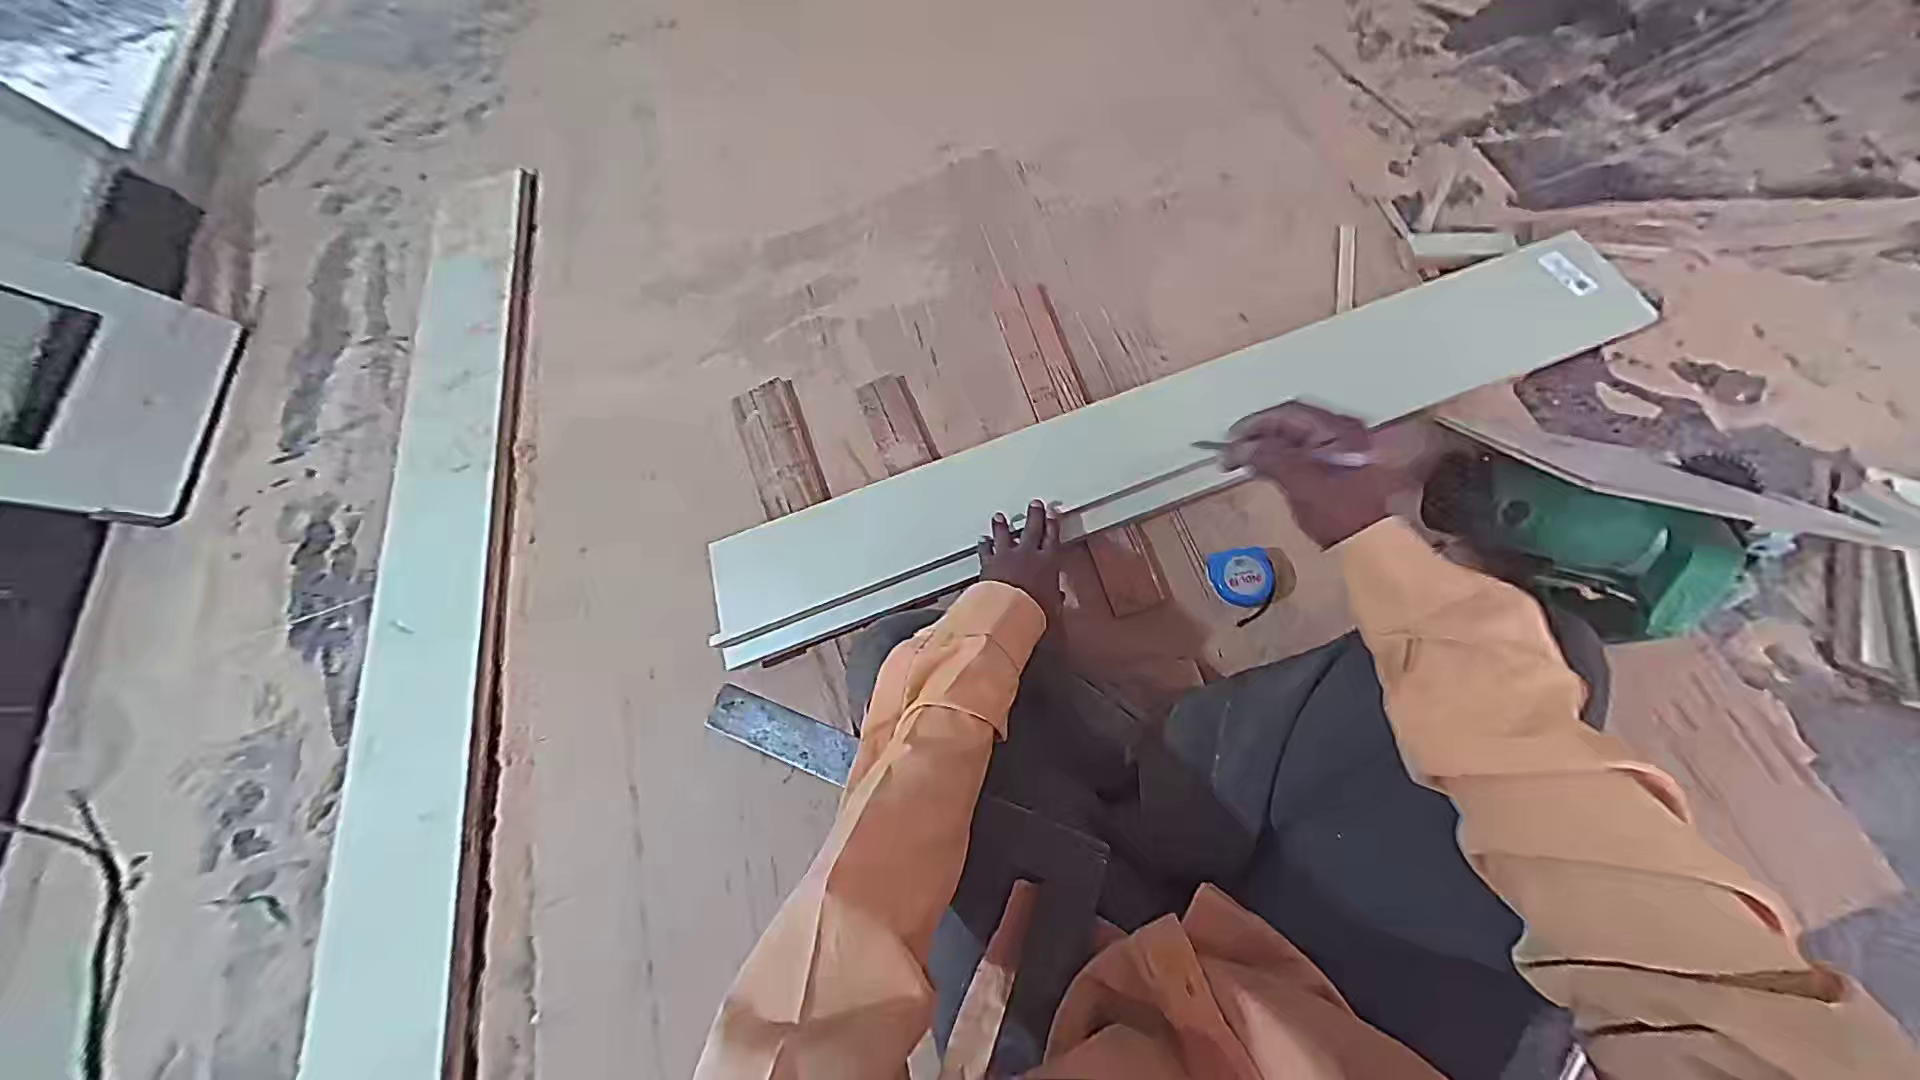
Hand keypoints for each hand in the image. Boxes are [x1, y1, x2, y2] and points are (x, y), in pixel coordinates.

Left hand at [977, 500, 1064, 623]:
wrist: (1008, 612)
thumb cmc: (1034, 611)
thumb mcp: (1053, 607)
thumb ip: (1055, 599)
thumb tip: (1058, 598)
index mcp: (1048, 562)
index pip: (1052, 538)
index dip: (1053, 524)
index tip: (1052, 513)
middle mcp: (1027, 554)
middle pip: (1032, 529)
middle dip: (1034, 515)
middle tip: (1034, 504)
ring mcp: (1006, 556)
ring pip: (1004, 535)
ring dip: (1003, 525)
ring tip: (1000, 516)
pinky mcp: (989, 564)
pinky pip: (986, 550)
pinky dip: (984, 544)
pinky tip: (982, 539)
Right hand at [1221, 402, 1395, 547]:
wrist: (1365, 543)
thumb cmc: (1343, 514)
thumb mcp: (1301, 481)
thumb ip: (1269, 458)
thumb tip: (1242, 447)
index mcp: (1340, 430)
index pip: (1289, 414)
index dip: (1255, 424)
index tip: (1232, 439)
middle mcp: (1341, 434)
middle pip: (1288, 424)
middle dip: (1256, 436)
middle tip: (1231, 450)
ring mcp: (1335, 451)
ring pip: (1289, 440)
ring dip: (1262, 448)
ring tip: (1239, 459)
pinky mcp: (1328, 468)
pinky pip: (1294, 454)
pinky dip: (1272, 459)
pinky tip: (1257, 467)